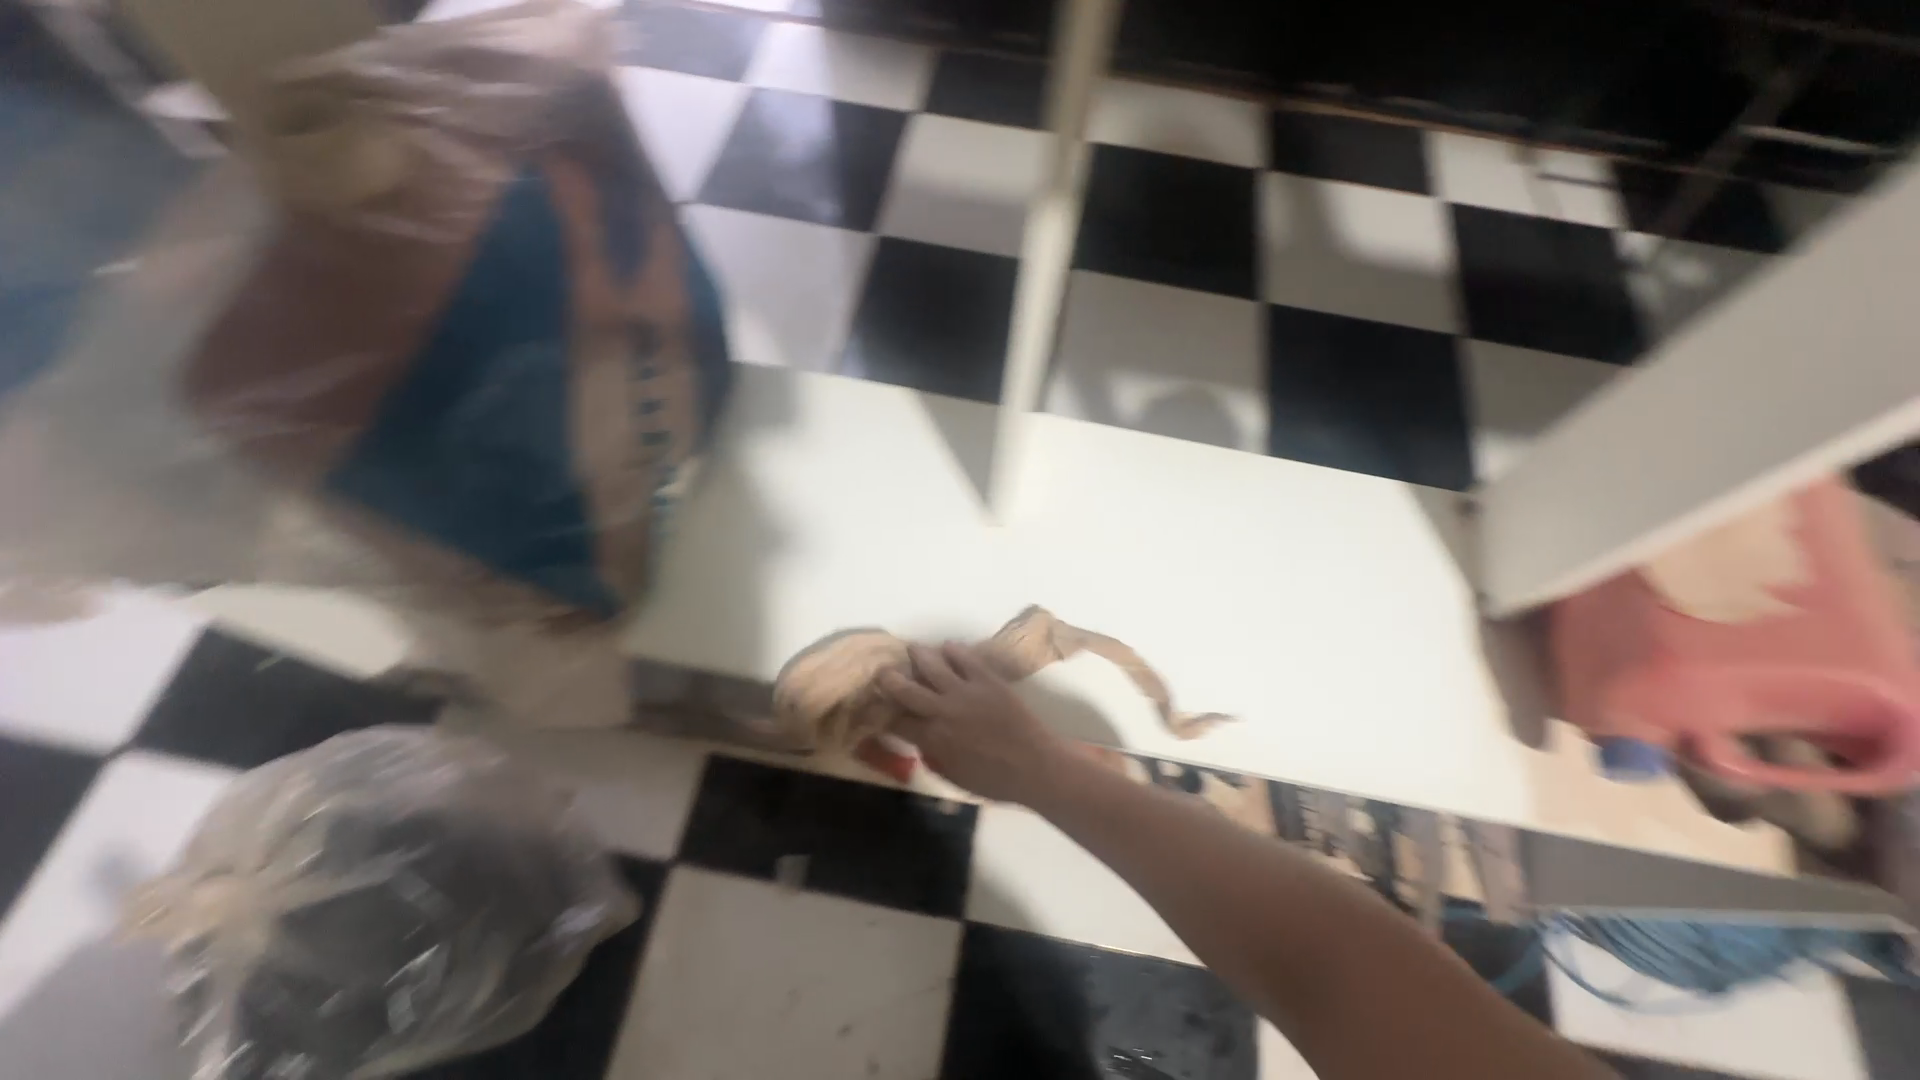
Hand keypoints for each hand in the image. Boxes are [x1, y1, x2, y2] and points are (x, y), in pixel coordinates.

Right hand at [879, 642, 1076, 804]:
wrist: (1035, 765)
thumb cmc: (995, 780)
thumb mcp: (954, 777)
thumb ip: (934, 757)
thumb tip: (923, 742)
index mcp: (933, 739)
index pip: (897, 722)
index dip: (884, 715)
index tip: (878, 709)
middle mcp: (942, 711)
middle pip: (906, 688)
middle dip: (889, 679)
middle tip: (882, 671)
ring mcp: (965, 692)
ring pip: (932, 665)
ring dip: (918, 655)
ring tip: (912, 649)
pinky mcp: (987, 680)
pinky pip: (965, 659)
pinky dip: (953, 650)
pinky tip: (947, 647)